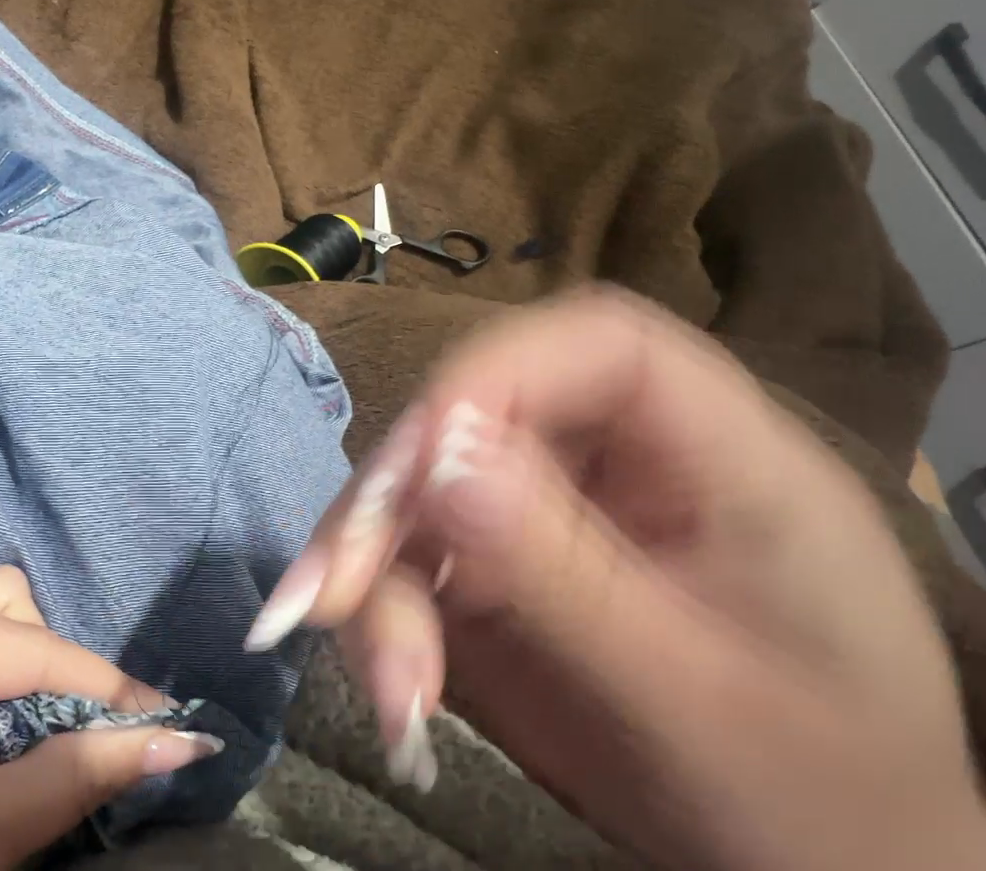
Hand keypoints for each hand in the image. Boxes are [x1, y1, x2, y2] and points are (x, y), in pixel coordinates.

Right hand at [245, 289, 985, 870]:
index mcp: (720, 464)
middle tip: (334, 590)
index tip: (418, 461)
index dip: (493, 375)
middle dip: (390, 504)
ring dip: (371, 581)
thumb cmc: (813, 799)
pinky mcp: (494, 576)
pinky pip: (406, 567)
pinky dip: (380, 622)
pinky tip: (397, 696)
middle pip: (470, 424)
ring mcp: (546, 522)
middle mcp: (614, 472)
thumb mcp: (694, 694)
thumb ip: (566, 573)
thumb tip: (436, 464)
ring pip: (415, 499)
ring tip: (388, 688)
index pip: (600, 348)